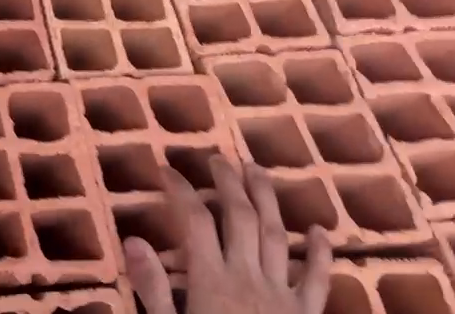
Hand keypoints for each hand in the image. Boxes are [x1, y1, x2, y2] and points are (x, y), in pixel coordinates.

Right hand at [125, 159, 330, 313]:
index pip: (194, 219)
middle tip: (216, 157)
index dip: (180, 187)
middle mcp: (248, 278)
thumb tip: (134, 239)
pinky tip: (321, 231)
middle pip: (239, 216)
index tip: (166, 168)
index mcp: (212, 281)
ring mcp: (282, 296)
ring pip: (276, 235)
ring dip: (266, 199)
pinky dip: (319, 254)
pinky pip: (317, 281)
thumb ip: (154, 289)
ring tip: (256, 170)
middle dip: (226, 181)